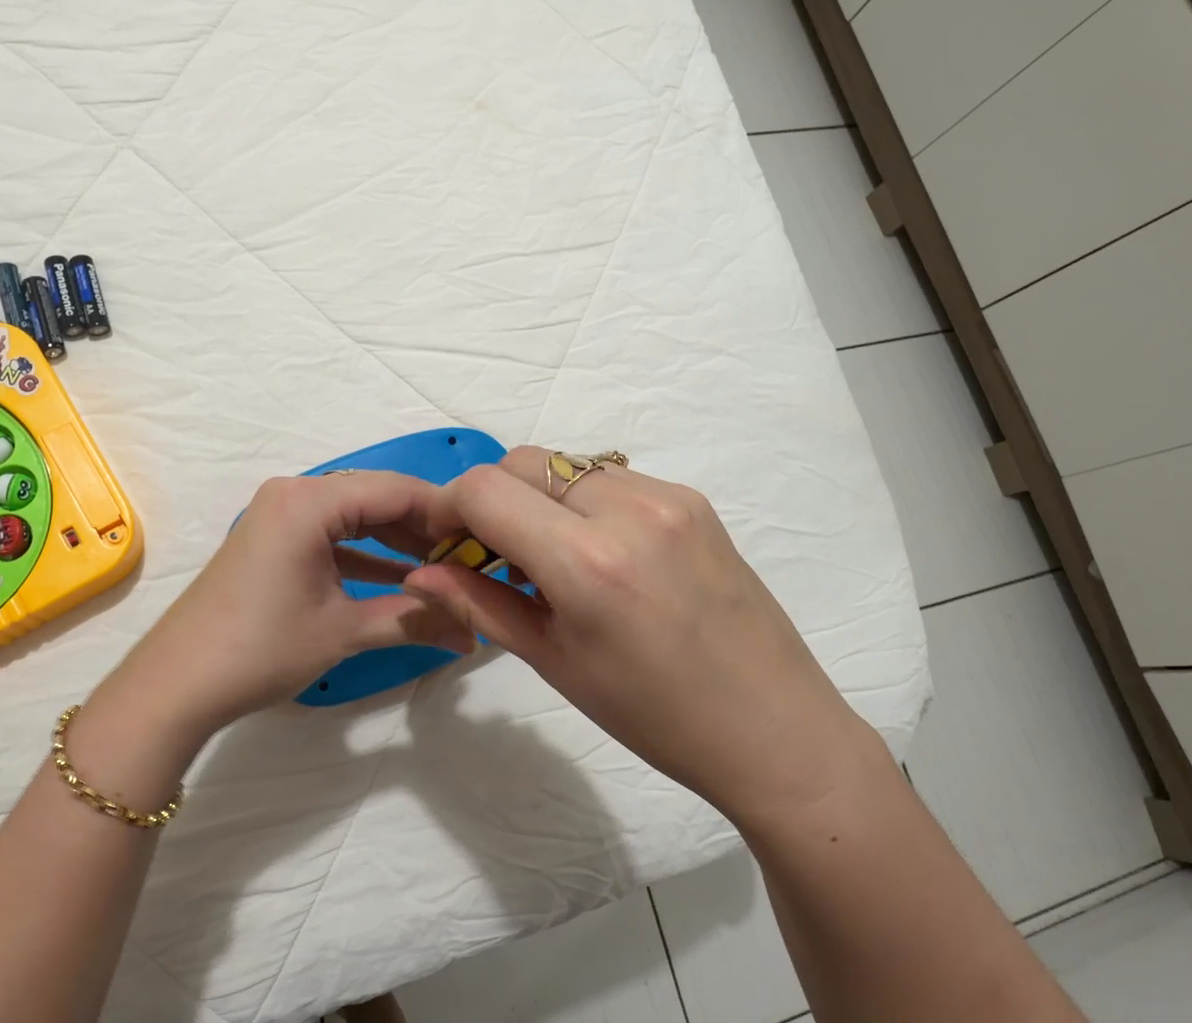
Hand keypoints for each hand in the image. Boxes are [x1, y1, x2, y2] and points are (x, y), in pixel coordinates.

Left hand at [90, 471, 472, 751]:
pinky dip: (365, 558)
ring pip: (356, 519)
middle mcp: (294, 495)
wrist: (177, 685)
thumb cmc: (261, 648)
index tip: (489, 539)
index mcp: (309, 502)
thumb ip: (413, 621)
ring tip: (447, 572)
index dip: (446, 513)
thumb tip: (474, 634)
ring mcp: (279, 517)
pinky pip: (332, 537)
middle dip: (425, 530)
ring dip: (398, 546)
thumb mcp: (343, 632)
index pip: (396, 490)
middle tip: (473, 560)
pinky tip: (403, 581)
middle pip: (377, 499)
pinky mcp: (273, 543)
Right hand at [402, 447, 876, 825]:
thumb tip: (418, 574)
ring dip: (536, 498)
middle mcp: (628, 509)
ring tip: (546, 559)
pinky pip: (611, 478)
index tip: (444, 545)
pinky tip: (595, 554)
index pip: (484, 490)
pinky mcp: (695, 500)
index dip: (447, 509)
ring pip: (566, 464)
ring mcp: (669, 496)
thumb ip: (479, 604)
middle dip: (490, 499)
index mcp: (587, 561)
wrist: (773, 729)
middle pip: (522, 461)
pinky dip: (581, 502)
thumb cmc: (653, 715)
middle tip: (490, 556)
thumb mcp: (554, 662)